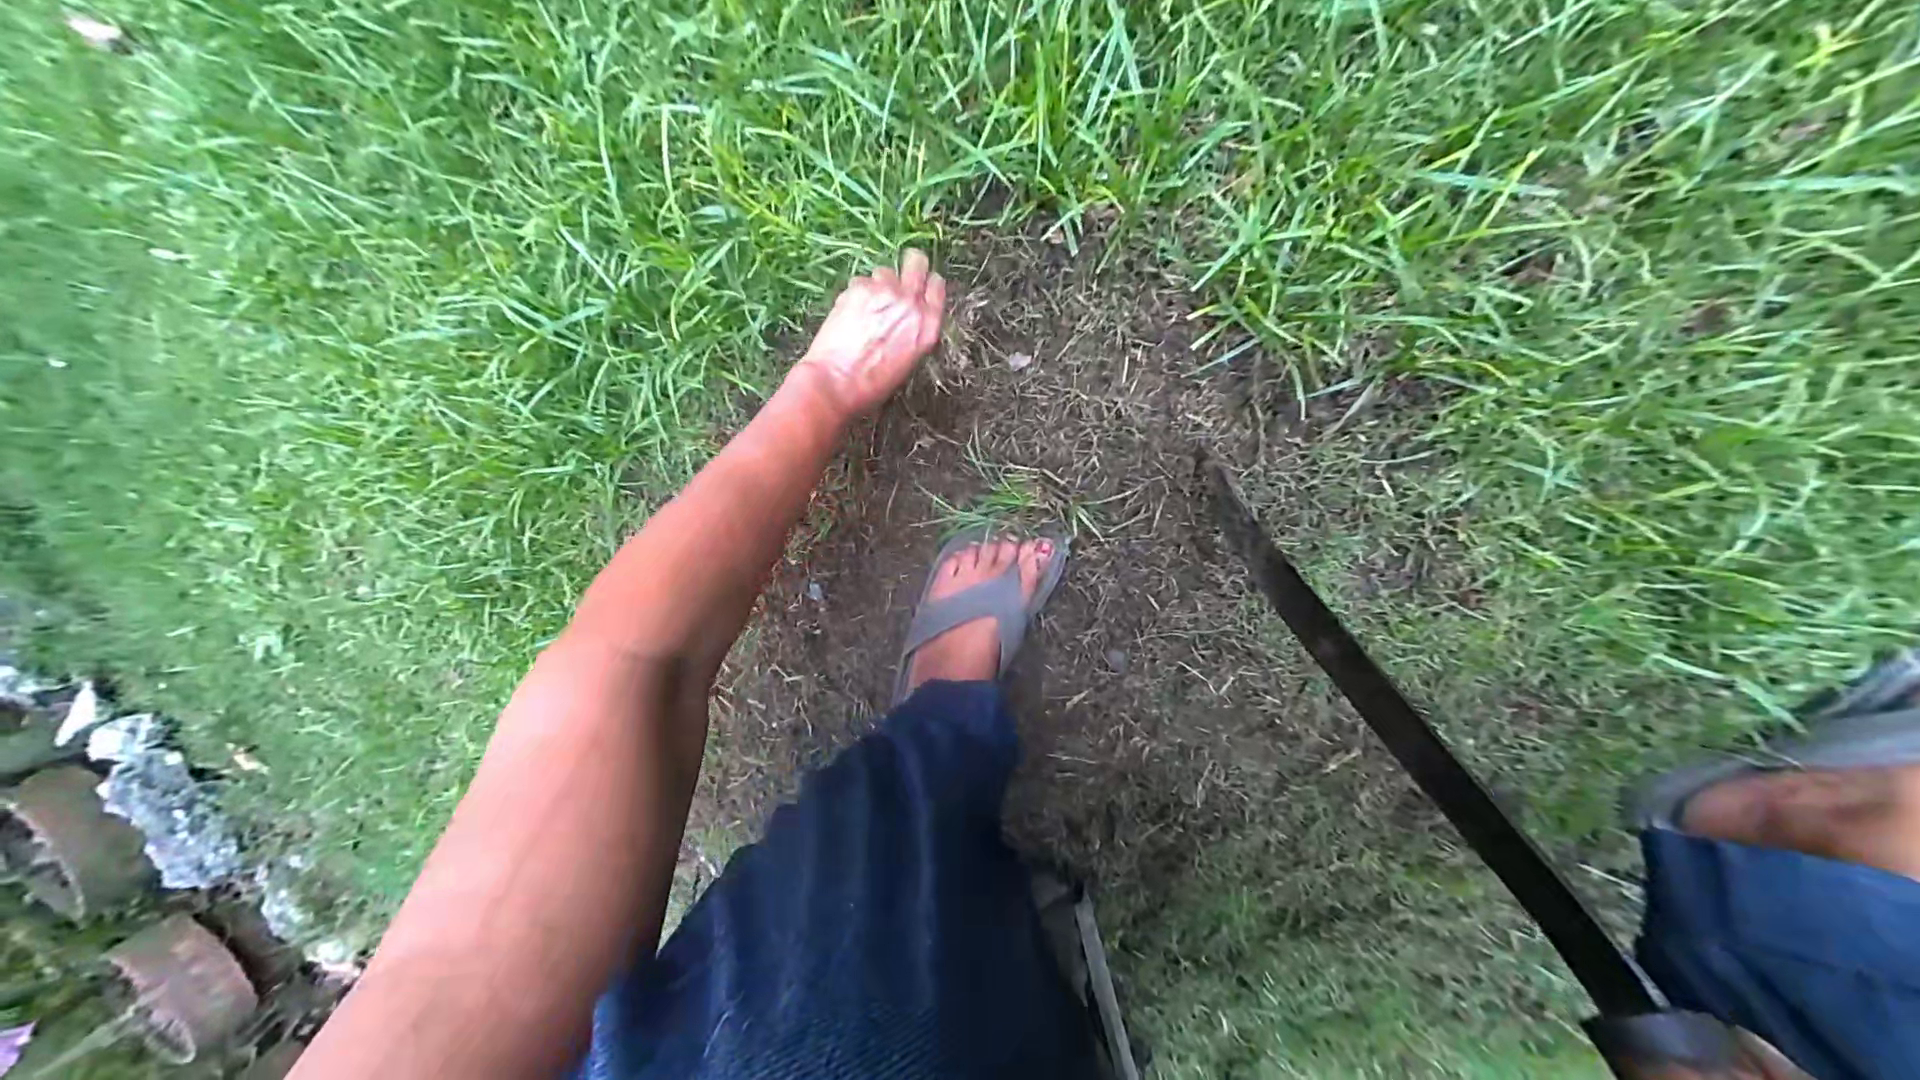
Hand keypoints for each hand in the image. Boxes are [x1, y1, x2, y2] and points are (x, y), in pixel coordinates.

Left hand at [788, 249, 945, 416]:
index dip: (926, 285)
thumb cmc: (871, 385)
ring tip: (867, 309)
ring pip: (885, 272)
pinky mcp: (859, 288)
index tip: (918, 288)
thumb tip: (907, 316)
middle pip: (917, 261)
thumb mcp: (908, 362)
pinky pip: (861, 281)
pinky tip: (850, 314)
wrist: (837, 383)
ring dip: (878, 285)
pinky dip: (857, 293)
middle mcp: (910, 304)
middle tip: (897, 281)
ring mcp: (884, 292)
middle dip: (908, 267)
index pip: (936, 286)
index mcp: (928, 326)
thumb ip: (914, 331)